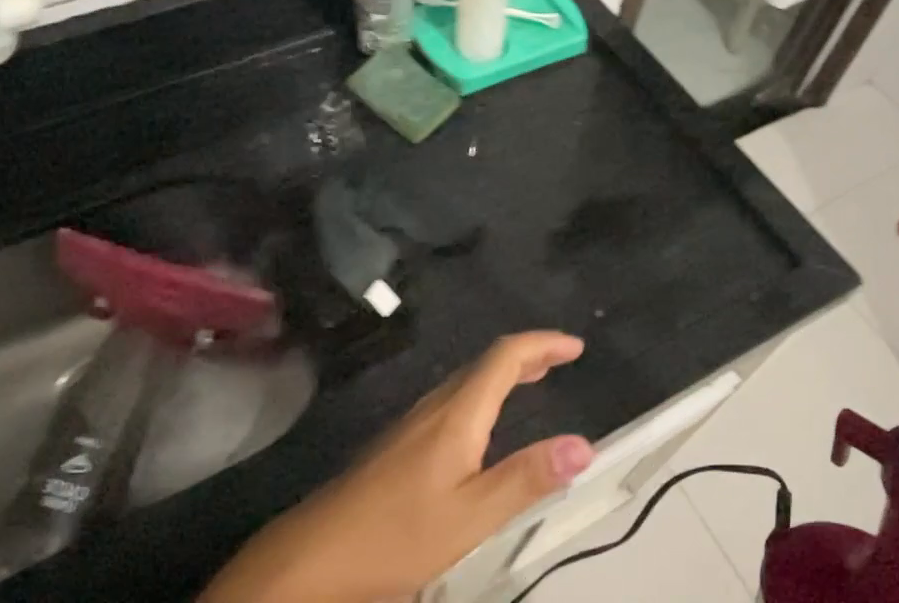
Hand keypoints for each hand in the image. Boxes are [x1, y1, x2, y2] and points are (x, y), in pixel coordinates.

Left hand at [200, 331, 595, 602]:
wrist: (316, 553)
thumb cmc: (398, 533)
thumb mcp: (473, 516)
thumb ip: (526, 479)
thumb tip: (582, 444)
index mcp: (456, 415)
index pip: (503, 358)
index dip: (541, 344)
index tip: (576, 346)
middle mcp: (433, 408)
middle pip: (484, 364)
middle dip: (526, 355)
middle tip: (562, 359)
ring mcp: (411, 425)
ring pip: (464, 383)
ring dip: (502, 374)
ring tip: (533, 381)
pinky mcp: (398, 445)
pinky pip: (450, 403)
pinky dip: (481, 397)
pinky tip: (483, 425)